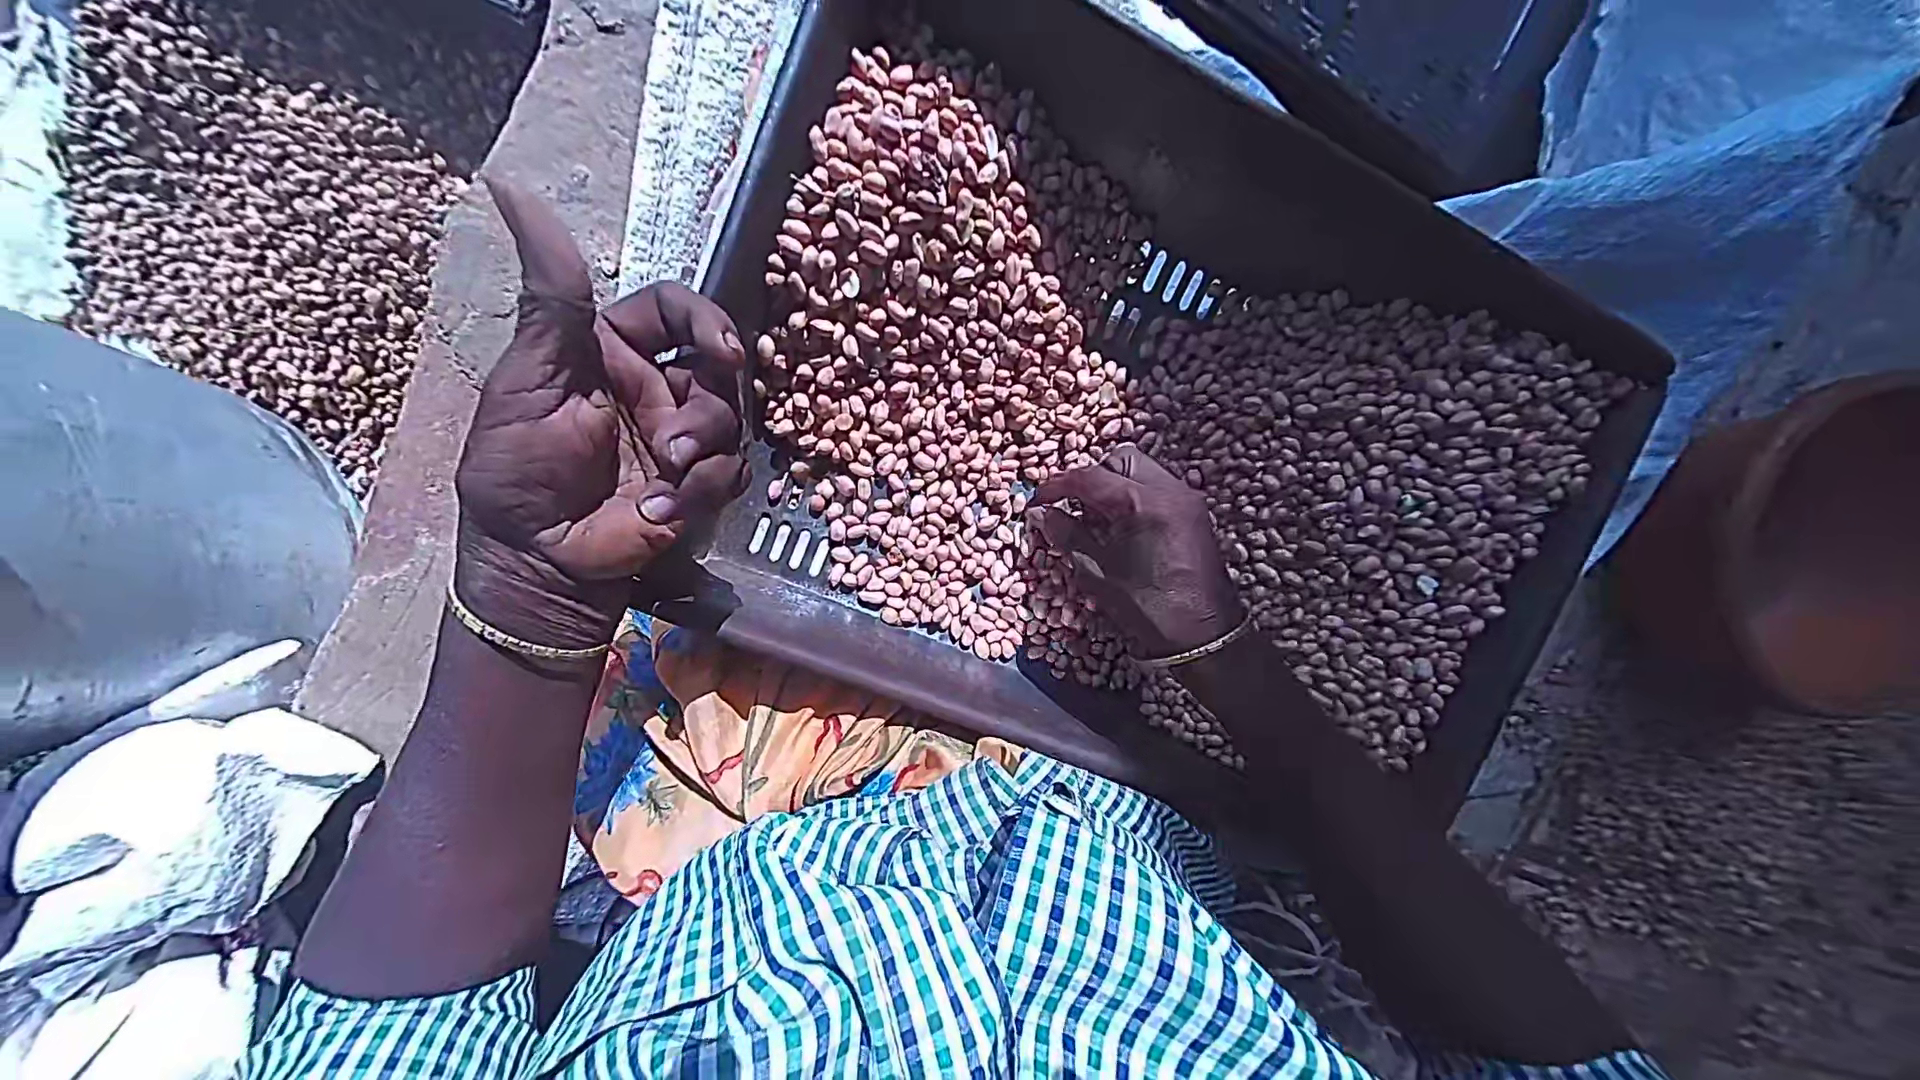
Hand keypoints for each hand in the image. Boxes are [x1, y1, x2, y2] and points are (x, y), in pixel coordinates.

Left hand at [453, 179, 750, 651]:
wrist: (537, 557)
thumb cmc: (517, 467)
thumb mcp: (529, 378)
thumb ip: (551, 297)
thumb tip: (511, 190)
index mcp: (615, 352)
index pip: (677, 310)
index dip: (707, 320)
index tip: (724, 349)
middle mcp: (658, 388)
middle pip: (720, 368)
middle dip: (710, 402)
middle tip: (679, 442)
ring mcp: (683, 437)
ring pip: (733, 419)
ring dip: (704, 449)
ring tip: (664, 479)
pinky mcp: (700, 483)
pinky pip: (732, 470)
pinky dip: (703, 489)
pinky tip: (662, 510)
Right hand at [1028, 444, 1242, 658]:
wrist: (1204, 636)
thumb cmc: (1148, 607)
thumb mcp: (1098, 572)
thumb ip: (1068, 536)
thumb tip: (1044, 513)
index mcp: (1142, 503)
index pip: (1090, 477)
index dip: (1058, 486)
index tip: (1039, 500)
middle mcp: (1169, 490)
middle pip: (1120, 459)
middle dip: (1091, 476)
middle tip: (1072, 504)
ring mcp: (1186, 499)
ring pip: (1141, 470)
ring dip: (1113, 484)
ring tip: (1095, 517)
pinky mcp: (1194, 513)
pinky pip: (1157, 487)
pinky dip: (1134, 495)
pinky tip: (1120, 525)